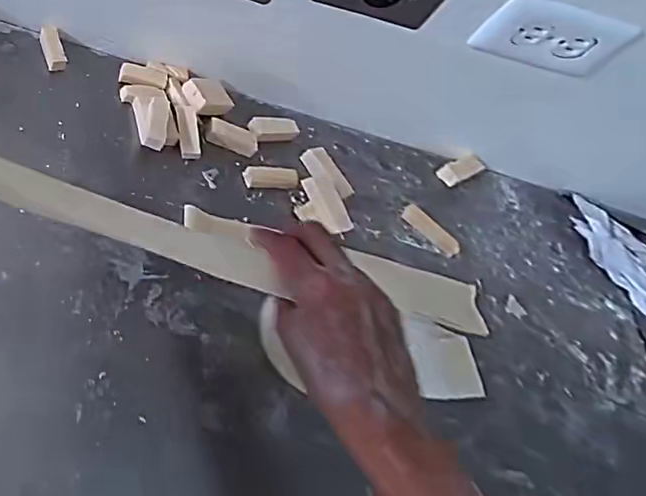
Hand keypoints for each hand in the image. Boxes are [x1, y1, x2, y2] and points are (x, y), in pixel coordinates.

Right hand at [253, 223, 425, 433]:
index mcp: (315, 286)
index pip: (284, 246)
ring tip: (308, 271)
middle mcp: (344, 279)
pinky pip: (358, 277)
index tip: (259, 235)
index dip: (266, 237)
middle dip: (294, 231)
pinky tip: (336, 299)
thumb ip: (284, 306)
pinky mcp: (386, 303)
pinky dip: (341, 278)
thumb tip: (285, 295)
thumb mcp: (290, 341)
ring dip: (319, 254)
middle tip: (282, 240)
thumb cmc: (332, 386)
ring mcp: (369, 288)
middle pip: (315, 233)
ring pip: (339, 253)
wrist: (382, 415)